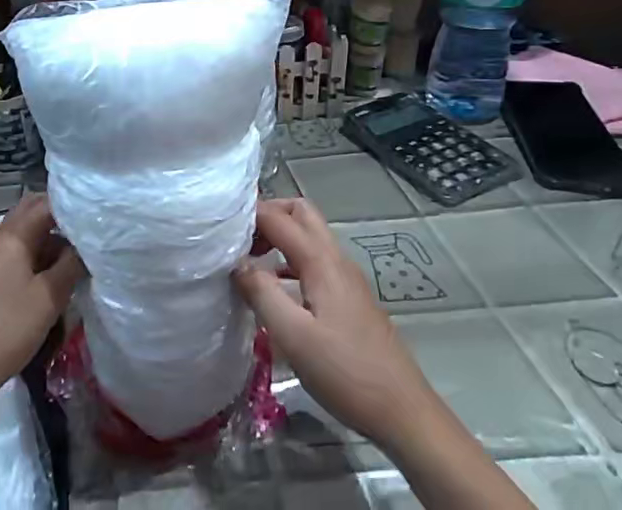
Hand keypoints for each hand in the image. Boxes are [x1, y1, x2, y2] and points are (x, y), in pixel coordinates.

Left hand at [0, 194, 84, 403]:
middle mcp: (1, 240)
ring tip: (82, 256)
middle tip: (91, 231)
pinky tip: (60, 277)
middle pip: (34, 215)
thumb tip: (91, 242)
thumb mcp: (50, 295)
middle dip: (62, 219)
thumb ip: (73, 263)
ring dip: (54, 241)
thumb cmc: (6, 326)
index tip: (100, 211)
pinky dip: (43, 260)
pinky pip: (22, 257)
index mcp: (13, 235)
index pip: (47, 202)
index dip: (74, 202)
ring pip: (29, 237)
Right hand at [231, 198, 441, 449]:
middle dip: (269, 215)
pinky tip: (275, 290)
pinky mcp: (349, 297)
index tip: (221, 225)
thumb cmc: (344, 372)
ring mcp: (346, 278)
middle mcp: (336, 259)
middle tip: (239, 239)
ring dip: (280, 237)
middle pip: (301, 215)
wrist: (400, 407)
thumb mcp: (293, 337)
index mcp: (322, 261)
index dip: (251, 213)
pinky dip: (291, 261)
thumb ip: (262, 294)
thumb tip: (237, 263)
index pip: (281, 218)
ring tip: (249, 261)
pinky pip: (316, 262)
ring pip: (310, 237)